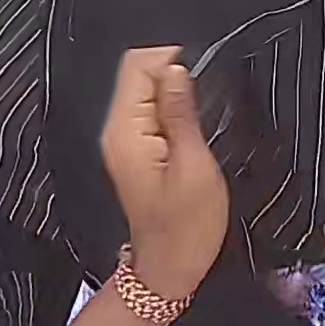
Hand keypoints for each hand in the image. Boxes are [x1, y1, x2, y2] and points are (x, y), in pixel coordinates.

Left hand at [100, 47, 228, 300]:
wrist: (170, 268)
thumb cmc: (188, 224)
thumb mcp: (194, 165)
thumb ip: (181, 113)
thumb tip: (178, 67)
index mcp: (126, 131)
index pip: (137, 66)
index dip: (170, 57)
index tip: (203, 70)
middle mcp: (118, 129)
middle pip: (139, 72)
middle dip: (173, 70)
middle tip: (206, 94)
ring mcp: (126, 138)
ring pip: (147, 88)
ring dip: (176, 88)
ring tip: (203, 107)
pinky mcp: (139, 147)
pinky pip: (152, 108)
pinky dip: (173, 104)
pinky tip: (193, 119)